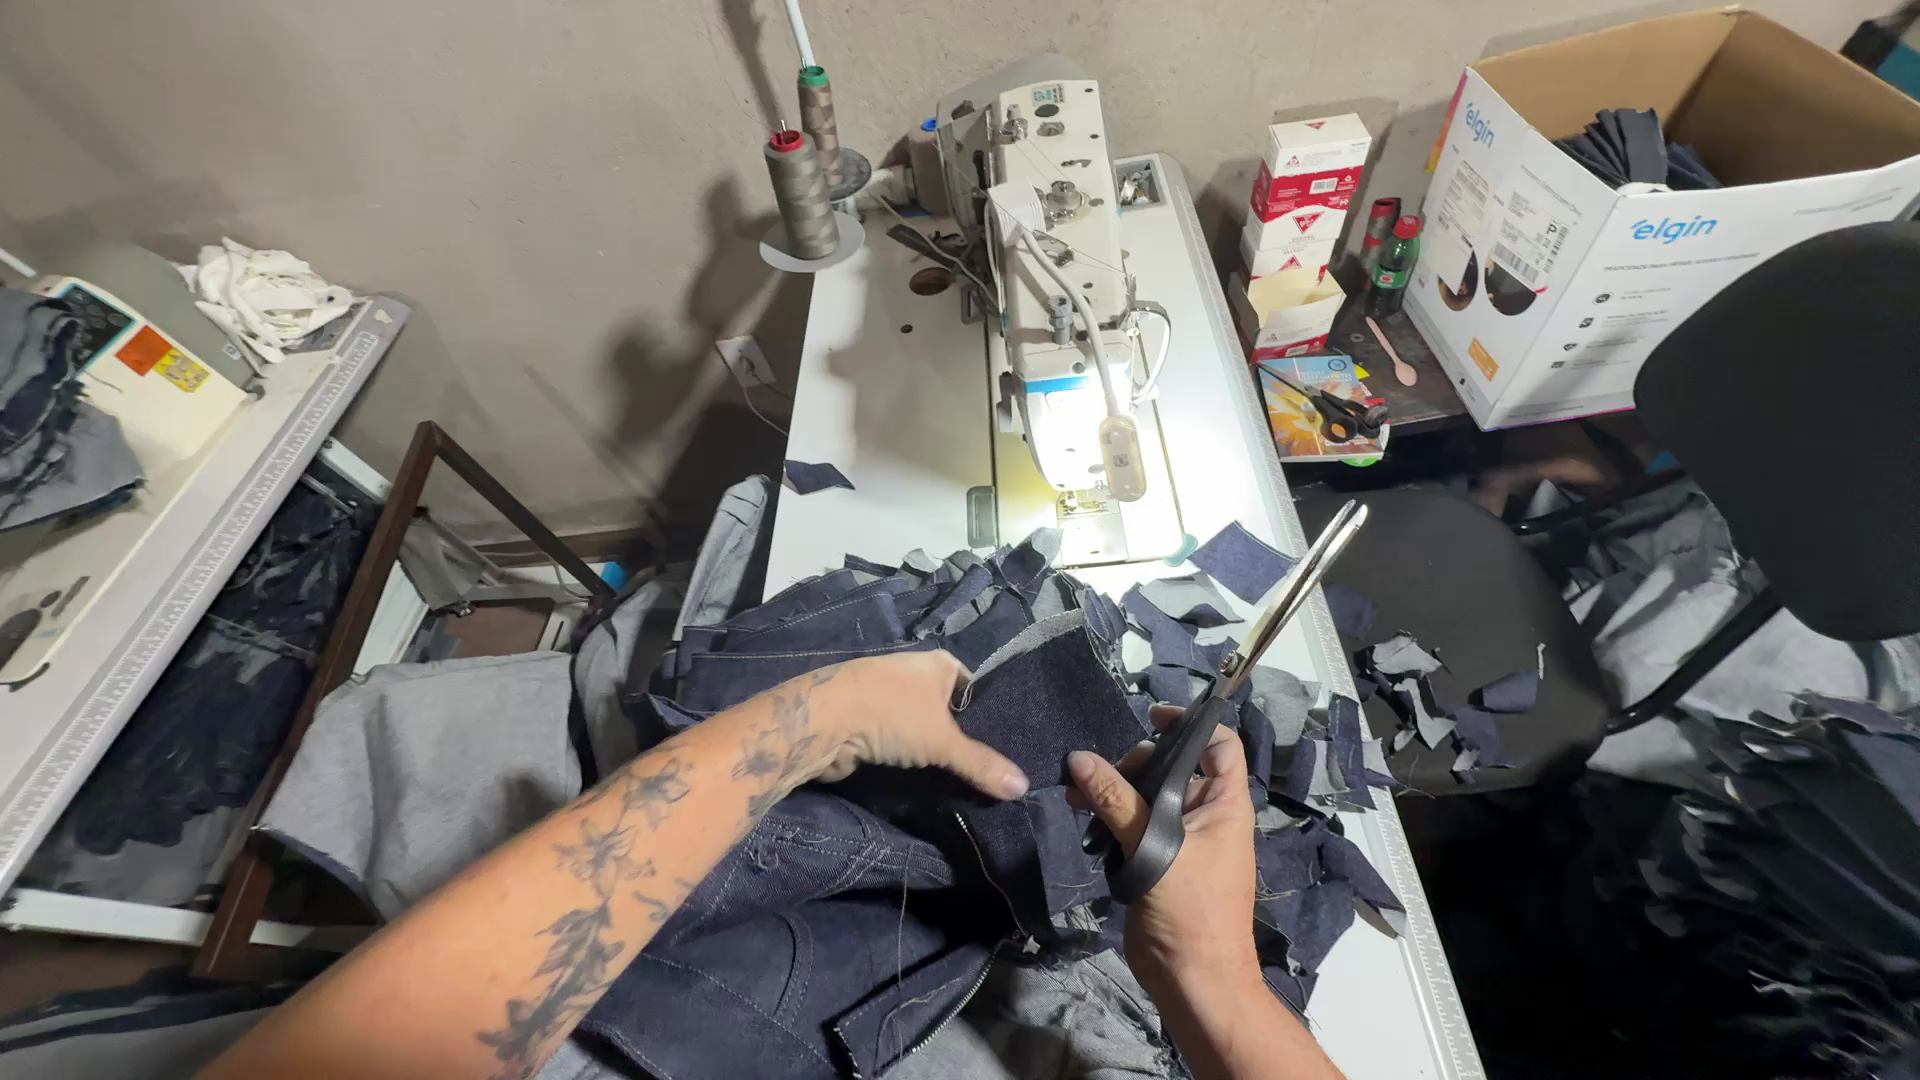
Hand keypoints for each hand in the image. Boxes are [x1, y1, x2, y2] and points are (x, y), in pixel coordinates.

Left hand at [805, 650, 1029, 798]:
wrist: (823, 722)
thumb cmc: (890, 713)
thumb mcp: (943, 741)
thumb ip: (981, 764)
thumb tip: (1024, 786)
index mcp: (939, 664)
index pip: (977, 690)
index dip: (991, 718)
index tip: (1011, 750)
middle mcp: (916, 676)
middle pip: (951, 713)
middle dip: (964, 741)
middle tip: (992, 774)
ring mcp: (890, 698)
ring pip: (924, 730)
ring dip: (936, 754)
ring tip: (967, 783)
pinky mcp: (870, 722)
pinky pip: (902, 744)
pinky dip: (912, 761)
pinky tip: (929, 783)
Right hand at [1067, 706, 1261, 1000]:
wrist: (1193, 983)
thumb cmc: (1191, 910)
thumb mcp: (1155, 847)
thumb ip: (1116, 800)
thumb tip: (1079, 758)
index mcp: (1223, 804)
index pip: (1220, 745)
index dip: (1191, 723)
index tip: (1151, 718)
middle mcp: (1203, 813)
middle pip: (1170, 765)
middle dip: (1131, 763)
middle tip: (1097, 778)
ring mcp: (1178, 837)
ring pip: (1144, 793)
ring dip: (1111, 789)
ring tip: (1075, 795)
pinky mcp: (1155, 858)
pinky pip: (1130, 821)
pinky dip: (1107, 814)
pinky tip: (1082, 816)